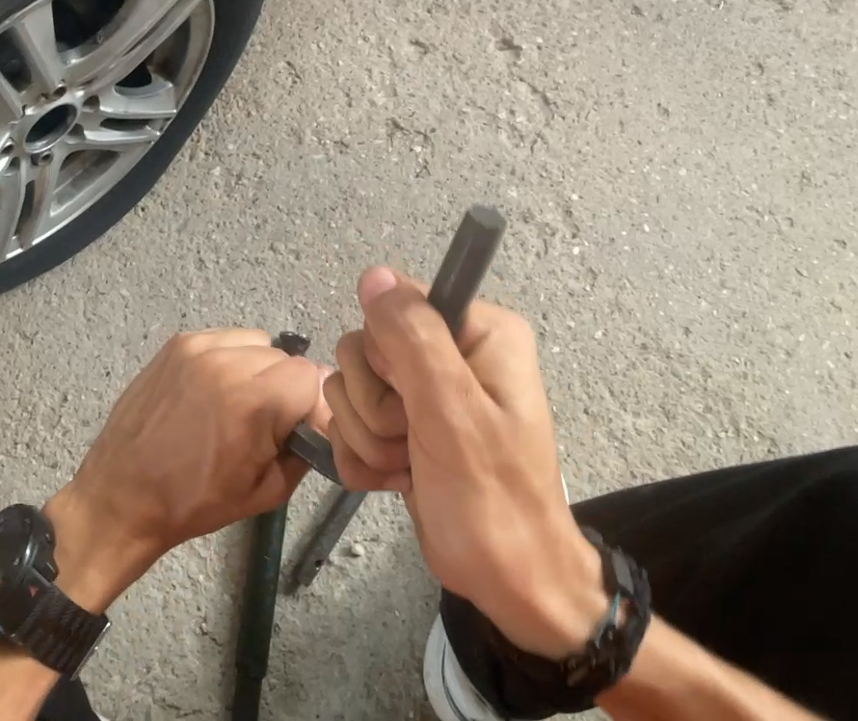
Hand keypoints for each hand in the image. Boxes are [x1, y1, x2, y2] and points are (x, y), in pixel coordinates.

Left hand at [44, 329, 325, 610]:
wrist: (123, 494)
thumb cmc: (195, 502)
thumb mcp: (268, 490)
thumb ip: (306, 447)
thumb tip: (323, 420)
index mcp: (254, 401)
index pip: (311, 376)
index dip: (312, 404)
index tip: (301, 426)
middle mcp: (227, 363)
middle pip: (285, 358)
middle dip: (286, 388)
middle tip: (268, 422)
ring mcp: (198, 348)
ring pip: (257, 344)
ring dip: (259, 370)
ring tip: (239, 403)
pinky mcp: (177, 344)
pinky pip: (224, 340)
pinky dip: (230, 360)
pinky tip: (214, 391)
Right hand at [326, 268, 607, 658]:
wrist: (508, 582)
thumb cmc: (491, 499)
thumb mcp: (453, 412)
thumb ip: (412, 338)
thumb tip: (373, 275)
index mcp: (477, 332)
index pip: (394, 308)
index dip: (388, 358)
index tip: (414, 399)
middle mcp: (450, 352)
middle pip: (363, 350)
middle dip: (376, 408)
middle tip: (416, 441)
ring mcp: (423, 391)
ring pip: (349, 389)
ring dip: (370, 439)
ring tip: (412, 465)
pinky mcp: (401, 426)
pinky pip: (350, 422)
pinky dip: (365, 458)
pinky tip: (398, 479)